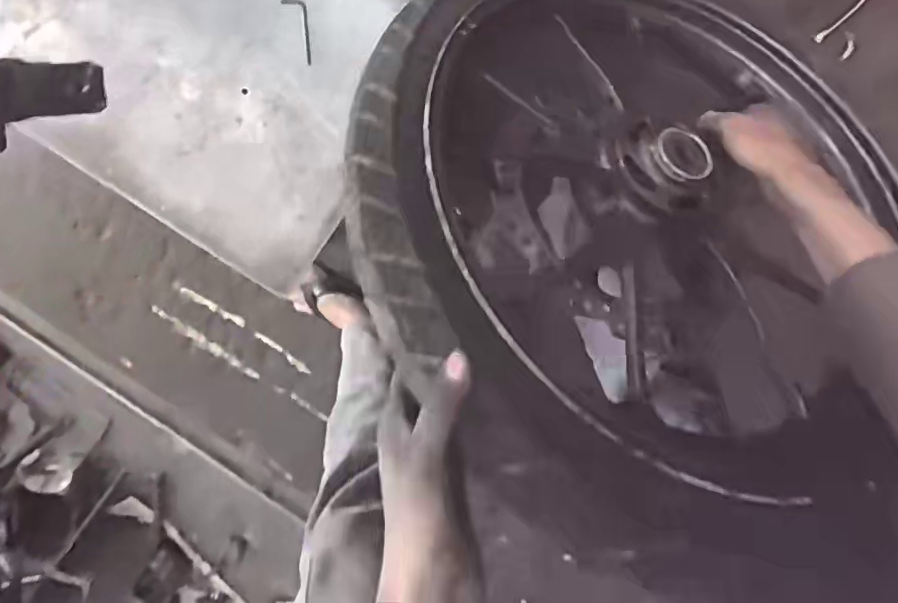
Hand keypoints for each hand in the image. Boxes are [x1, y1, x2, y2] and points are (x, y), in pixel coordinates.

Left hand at [377, 351, 478, 602]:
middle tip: (484, 335)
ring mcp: (436, 454)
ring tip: (498, 362)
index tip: (451, 320)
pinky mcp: (460, 476)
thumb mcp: (425, 451)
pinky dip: (481, 420)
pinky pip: (468, 435)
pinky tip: (503, 407)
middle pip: (429, 390)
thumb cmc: (417, 510)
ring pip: (450, 411)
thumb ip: (440, 405)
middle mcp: (413, 432)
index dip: (421, 349)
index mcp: (394, 423)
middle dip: (449, 369)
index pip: (404, 373)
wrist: (433, 579)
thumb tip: (460, 353)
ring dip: (467, 393)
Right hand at [700, 105, 819, 182]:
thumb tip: (703, 118)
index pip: (743, 106)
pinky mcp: (791, 163)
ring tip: (728, 158)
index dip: (727, 115)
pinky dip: (757, 162)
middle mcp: (782, 121)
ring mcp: (789, 143)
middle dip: (739, 132)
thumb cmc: (758, 145)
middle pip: (754, 124)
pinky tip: (745, 169)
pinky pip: (767, 159)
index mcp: (768, 107)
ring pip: (761, 142)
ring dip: (749, 149)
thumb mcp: (727, 126)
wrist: (789, 177)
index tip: (713, 127)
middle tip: (719, 142)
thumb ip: (714, 119)